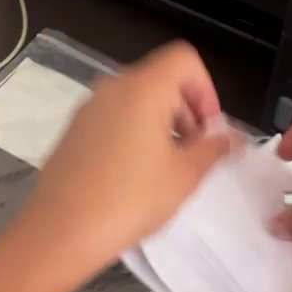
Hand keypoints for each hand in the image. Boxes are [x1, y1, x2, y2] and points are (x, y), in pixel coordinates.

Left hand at [12, 42, 236, 280]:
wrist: (61, 231)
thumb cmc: (131, 199)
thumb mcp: (184, 176)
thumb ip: (213, 149)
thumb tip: (230, 139)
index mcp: (143, 88)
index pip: (184, 59)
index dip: (206, 89)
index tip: (208, 130)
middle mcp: (112, 88)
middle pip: (161, 79)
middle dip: (187, 110)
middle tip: (195, 153)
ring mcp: (87, 108)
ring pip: (136, 100)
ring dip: (162, 124)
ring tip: (167, 168)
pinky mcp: (72, 131)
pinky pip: (114, 118)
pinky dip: (134, 133)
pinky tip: (135, 175)